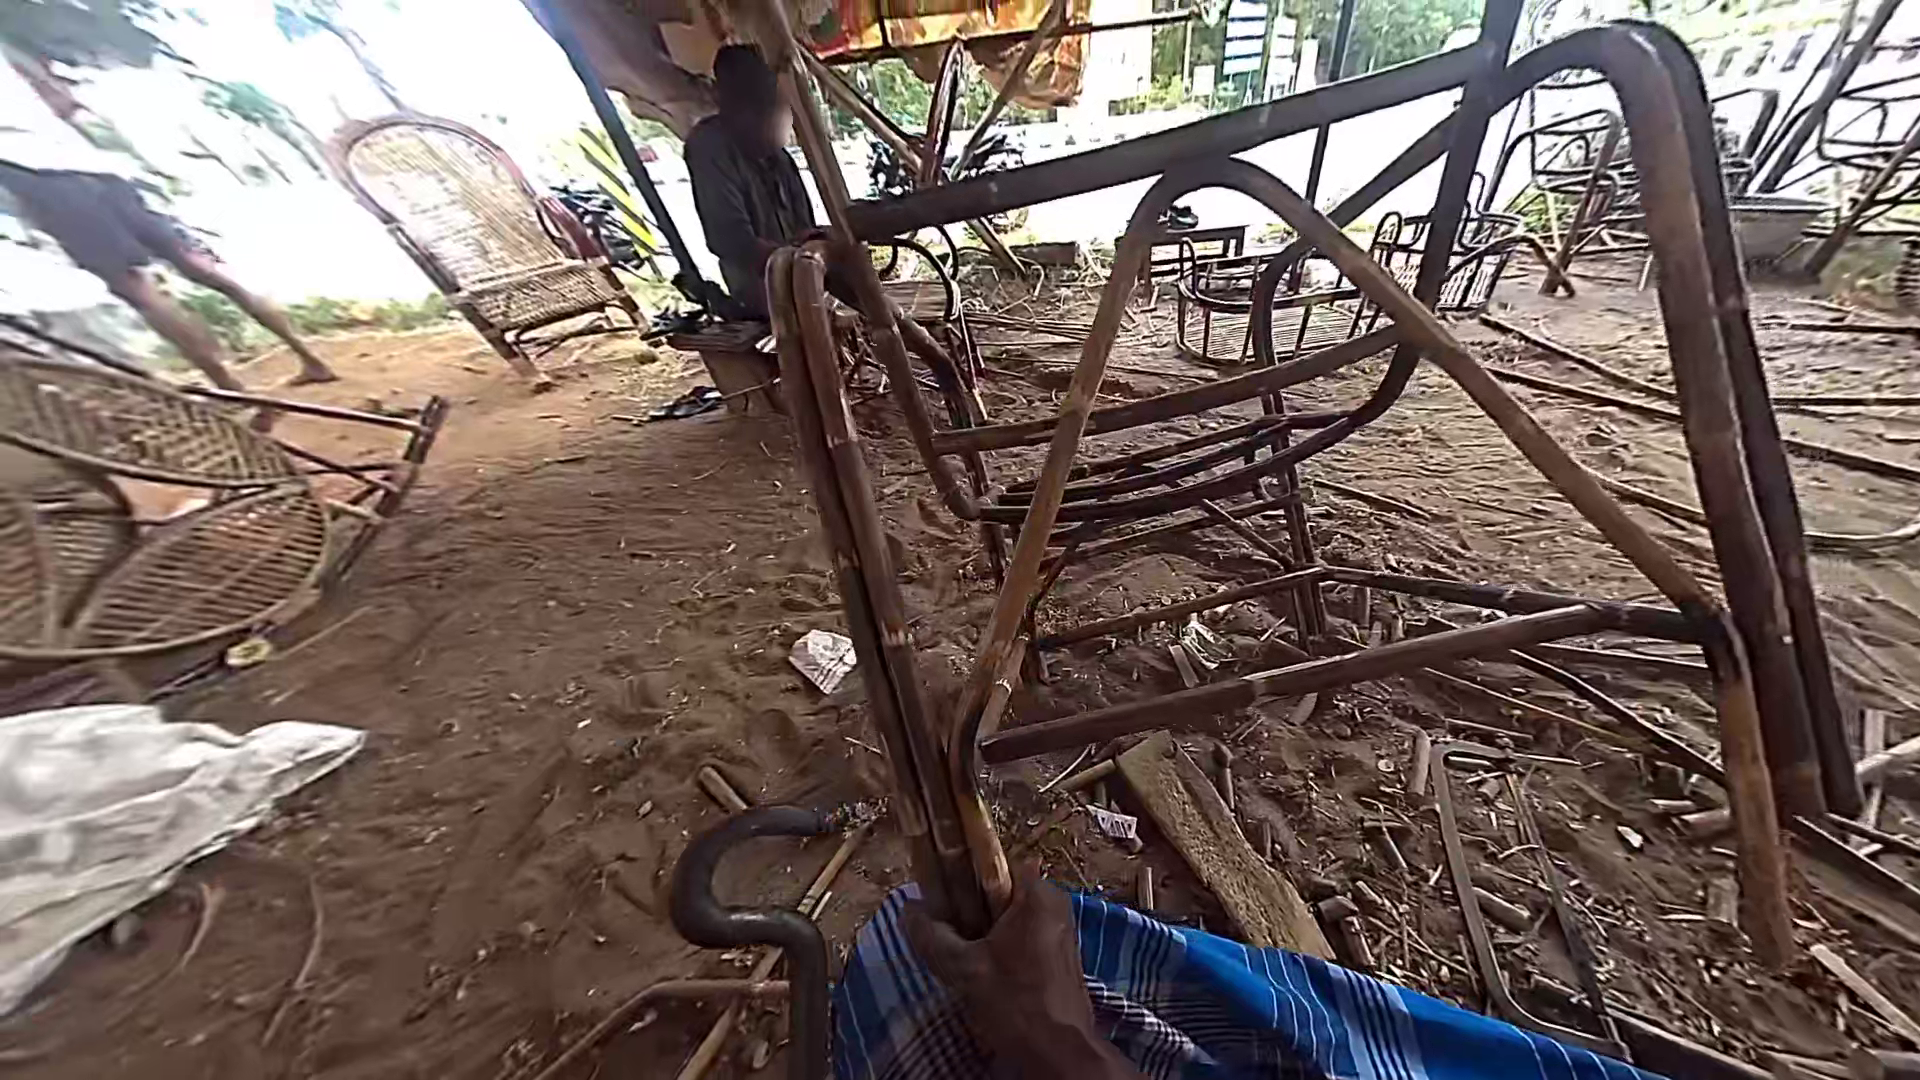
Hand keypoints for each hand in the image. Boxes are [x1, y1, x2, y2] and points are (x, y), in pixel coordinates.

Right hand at [904, 864, 1144, 1077]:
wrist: (1060, 1057)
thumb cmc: (1016, 1003)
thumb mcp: (965, 970)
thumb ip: (933, 937)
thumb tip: (907, 910)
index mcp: (1037, 893)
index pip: (994, 860)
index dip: (965, 870)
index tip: (944, 890)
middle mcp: (1054, 901)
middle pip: (1002, 887)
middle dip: (974, 903)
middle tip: (950, 924)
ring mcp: (1062, 927)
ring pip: (1014, 912)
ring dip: (988, 926)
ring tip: (965, 949)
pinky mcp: (1062, 952)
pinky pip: (1027, 931)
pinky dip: (1006, 942)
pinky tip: (987, 967)